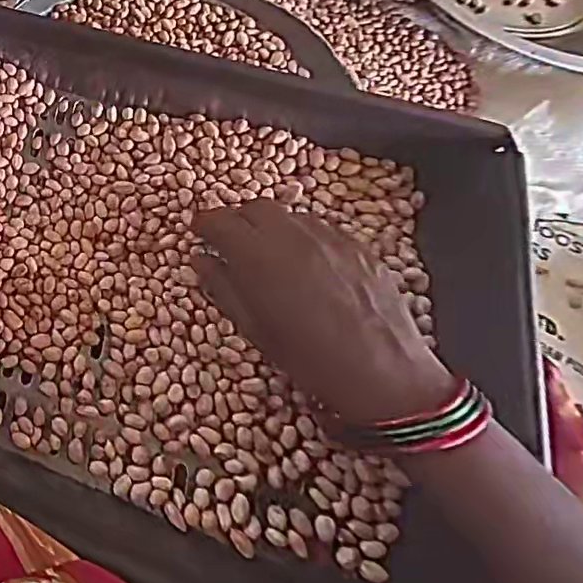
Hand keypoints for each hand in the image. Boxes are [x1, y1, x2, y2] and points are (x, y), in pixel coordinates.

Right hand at [192, 199, 454, 424]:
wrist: (383, 374)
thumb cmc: (306, 356)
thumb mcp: (251, 325)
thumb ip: (221, 285)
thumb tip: (202, 259)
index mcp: (256, 256)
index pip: (219, 221)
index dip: (204, 224)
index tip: (198, 232)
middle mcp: (292, 237)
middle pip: (254, 208)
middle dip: (236, 219)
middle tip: (229, 240)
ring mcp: (330, 239)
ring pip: (289, 215)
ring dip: (270, 226)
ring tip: (267, 251)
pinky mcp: (359, 247)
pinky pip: (320, 228)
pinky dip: (302, 236)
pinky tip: (303, 262)